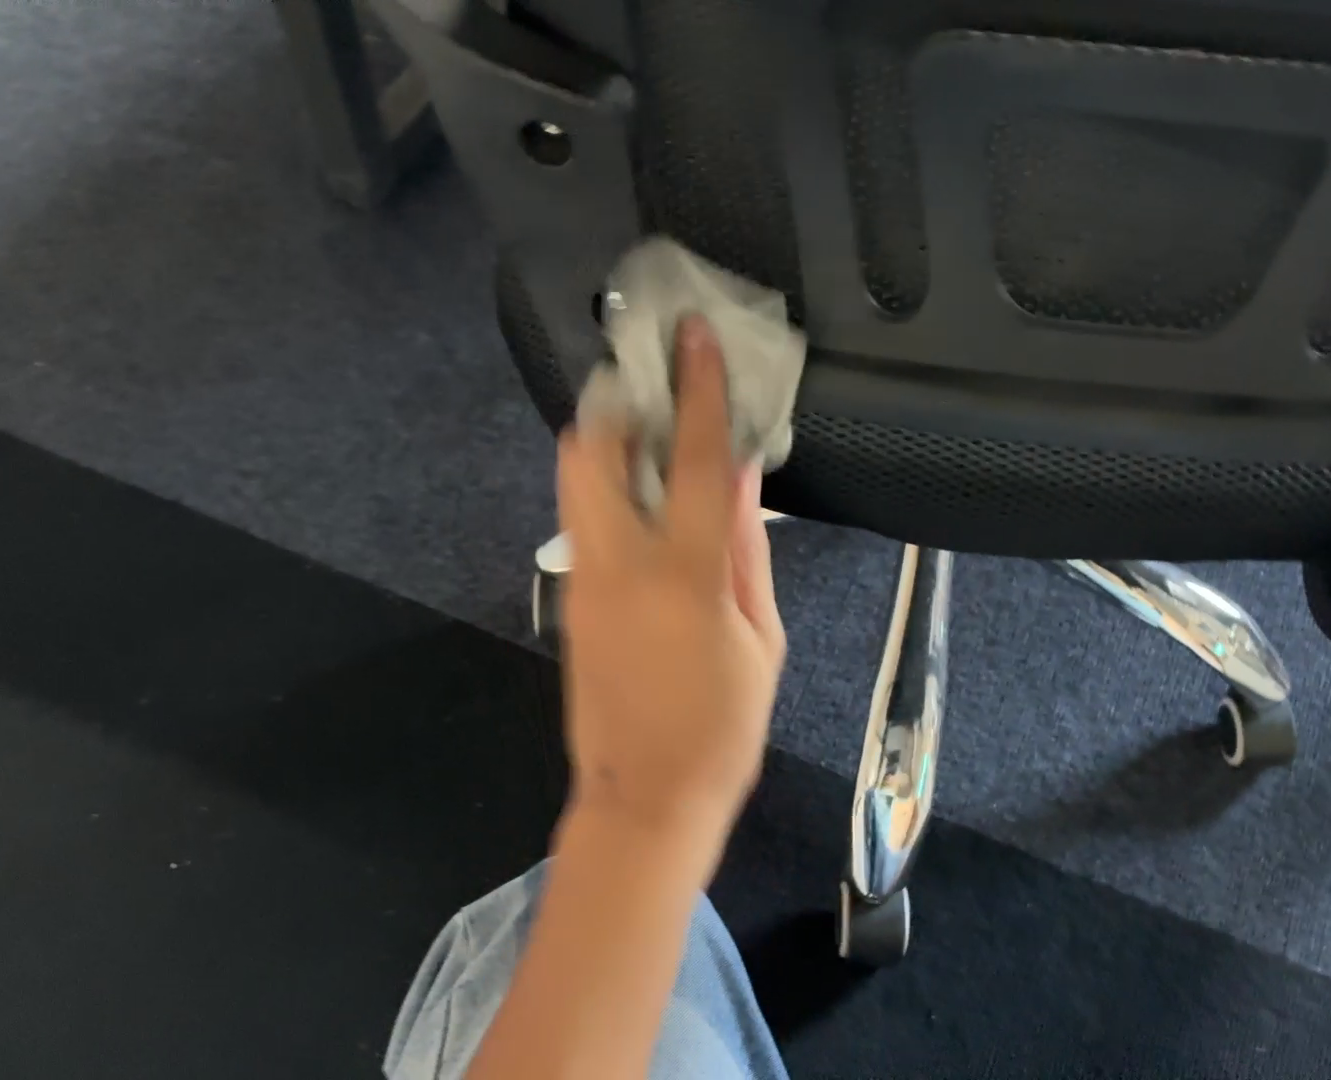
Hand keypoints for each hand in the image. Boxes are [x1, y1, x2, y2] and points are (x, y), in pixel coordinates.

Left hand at [555, 315, 786, 847]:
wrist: (646, 797)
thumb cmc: (724, 726)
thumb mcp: (761, 636)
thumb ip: (745, 547)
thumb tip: (739, 475)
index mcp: (683, 573)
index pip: (689, 457)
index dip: (697, 389)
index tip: (694, 336)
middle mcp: (617, 562)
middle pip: (590, 450)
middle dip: (614, 400)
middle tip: (650, 383)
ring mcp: (582, 581)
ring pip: (572, 480)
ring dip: (602, 440)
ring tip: (644, 432)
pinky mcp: (569, 600)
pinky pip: (580, 520)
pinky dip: (604, 487)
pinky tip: (640, 499)